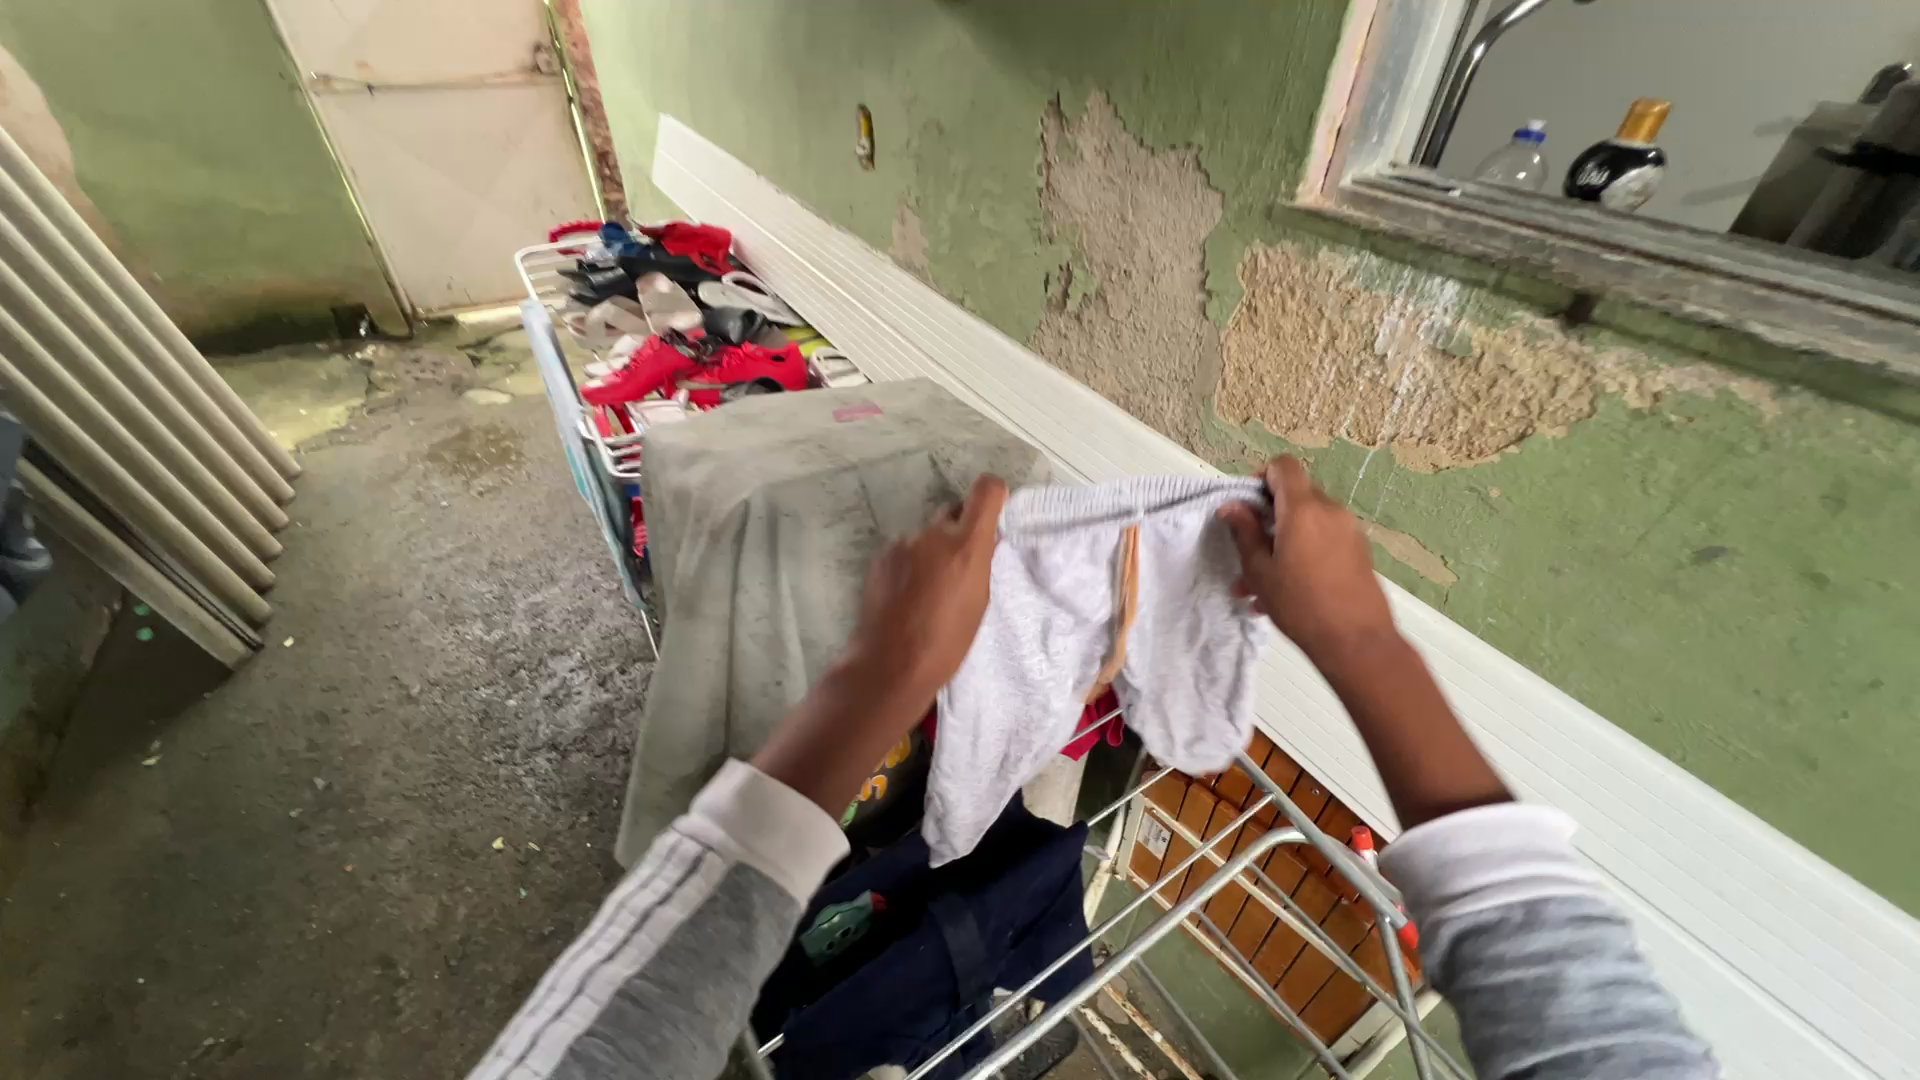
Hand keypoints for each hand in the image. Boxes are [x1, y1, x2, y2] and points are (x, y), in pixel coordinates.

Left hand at [754, 474, 1008, 815]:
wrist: (890, 663)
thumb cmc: (946, 642)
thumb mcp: (979, 602)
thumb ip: (980, 563)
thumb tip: (983, 542)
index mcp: (966, 546)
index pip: (986, 490)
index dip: (993, 494)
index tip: (993, 511)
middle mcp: (934, 535)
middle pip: (952, 511)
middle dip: (959, 528)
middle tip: (959, 563)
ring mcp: (903, 543)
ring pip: (927, 535)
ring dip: (932, 551)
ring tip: (928, 590)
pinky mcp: (882, 556)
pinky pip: (905, 550)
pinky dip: (910, 564)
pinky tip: (907, 595)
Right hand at [1217, 457, 1396, 669]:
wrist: (1357, 642)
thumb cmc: (1300, 604)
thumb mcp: (1259, 569)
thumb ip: (1244, 531)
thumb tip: (1231, 506)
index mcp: (1304, 509)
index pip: (1283, 467)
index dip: (1260, 479)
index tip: (1246, 508)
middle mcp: (1331, 511)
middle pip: (1294, 496)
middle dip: (1266, 519)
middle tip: (1246, 553)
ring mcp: (1349, 531)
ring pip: (1305, 524)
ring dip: (1279, 543)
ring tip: (1256, 586)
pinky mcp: (1358, 552)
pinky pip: (1321, 541)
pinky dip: (1300, 554)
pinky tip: (1282, 592)